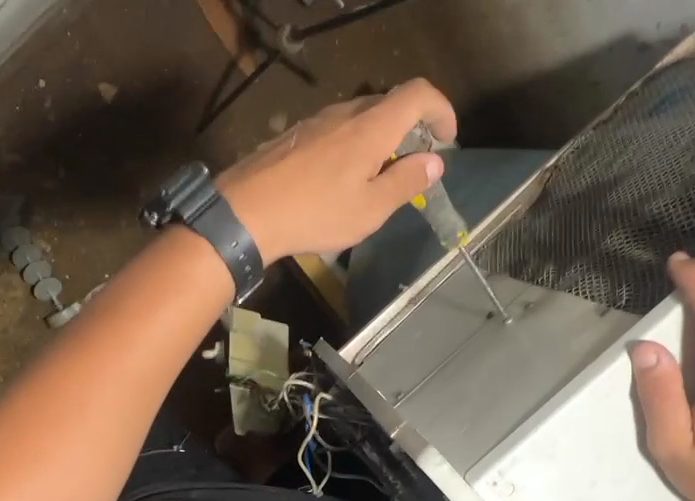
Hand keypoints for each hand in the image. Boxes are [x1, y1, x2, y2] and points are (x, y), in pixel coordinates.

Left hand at [215, 79, 456, 261]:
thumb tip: (435, 162)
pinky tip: (339, 182)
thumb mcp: (370, 209)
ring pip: (359, 119)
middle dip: (411, 129)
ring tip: (376, 179)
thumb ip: (405, 183)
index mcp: (371, 127)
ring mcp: (315, 122)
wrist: (246, 212)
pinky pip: (334, 132)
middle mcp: (345, 113)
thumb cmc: (315, 213)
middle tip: (414, 166)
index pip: (418, 93)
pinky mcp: (293, 137)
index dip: (441, 109)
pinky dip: (351, 147)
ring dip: (378, 140)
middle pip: (389, 104)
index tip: (447, 139)